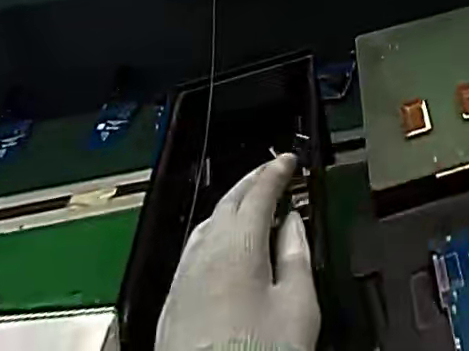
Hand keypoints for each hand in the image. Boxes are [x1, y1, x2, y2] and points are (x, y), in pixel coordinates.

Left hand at [157, 154, 318, 350]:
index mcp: (239, 244)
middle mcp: (204, 253)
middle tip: (274, 172)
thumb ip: (296, 253)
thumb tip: (292, 222)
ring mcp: (182, 281)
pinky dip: (214, 233)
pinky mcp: (170, 308)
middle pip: (228, 201)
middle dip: (252, 181)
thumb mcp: (298, 305)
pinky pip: (193, 251)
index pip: (259, 191)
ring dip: (231, 205)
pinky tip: (224, 246)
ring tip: (252, 204)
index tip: (290, 160)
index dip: (276, 171)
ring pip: (207, 225)